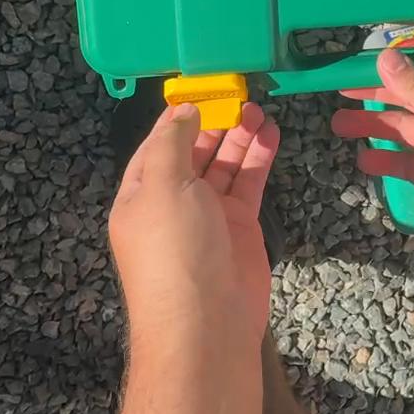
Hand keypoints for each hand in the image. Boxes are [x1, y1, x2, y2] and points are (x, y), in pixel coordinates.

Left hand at [109, 102, 280, 347]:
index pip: (158, 145)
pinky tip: (271, 135)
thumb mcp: (163, 187)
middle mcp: (173, 201)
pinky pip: (248, 182)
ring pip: (224, 163)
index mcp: (142, 194)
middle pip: (195, 150)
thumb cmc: (175, 250)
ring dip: (240, 136)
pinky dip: (259, 157)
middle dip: (215, 122)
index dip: (178, 117)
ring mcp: (208, 214)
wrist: (207, 325)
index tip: (201, 88)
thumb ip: (173, 143)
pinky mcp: (239, 225)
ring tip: (258, 110)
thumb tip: (184, 110)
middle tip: (239, 96)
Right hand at [330, 49, 413, 260]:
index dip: (389, 68)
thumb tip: (383, 56)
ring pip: (400, 130)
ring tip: (338, 123)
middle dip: (373, 96)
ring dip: (372, 125)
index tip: (356, 65)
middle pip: (406, 100)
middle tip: (337, 93)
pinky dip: (384, 160)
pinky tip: (362, 159)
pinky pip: (404, 164)